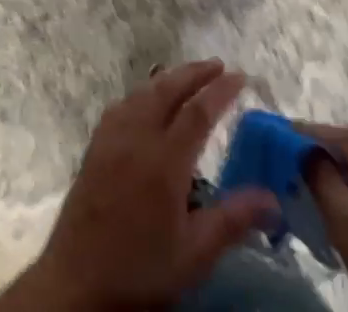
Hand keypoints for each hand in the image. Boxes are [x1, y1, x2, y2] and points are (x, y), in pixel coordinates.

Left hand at [0, 61, 277, 311]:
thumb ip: (233, 220)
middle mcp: (134, 140)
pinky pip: (119, 108)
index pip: (197, 112)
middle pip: (165, 91)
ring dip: (165, 80)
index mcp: (163, 162)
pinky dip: (140, 95)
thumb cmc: (139, 270)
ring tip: (185, 77)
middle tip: (217, 65)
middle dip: (192, 73)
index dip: (220, 91)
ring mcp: (108, 143)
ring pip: (139, 96)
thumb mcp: (194, 254)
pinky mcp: (92, 152)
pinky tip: (144, 104)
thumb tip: (272, 198)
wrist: (75, 283)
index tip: (240, 76)